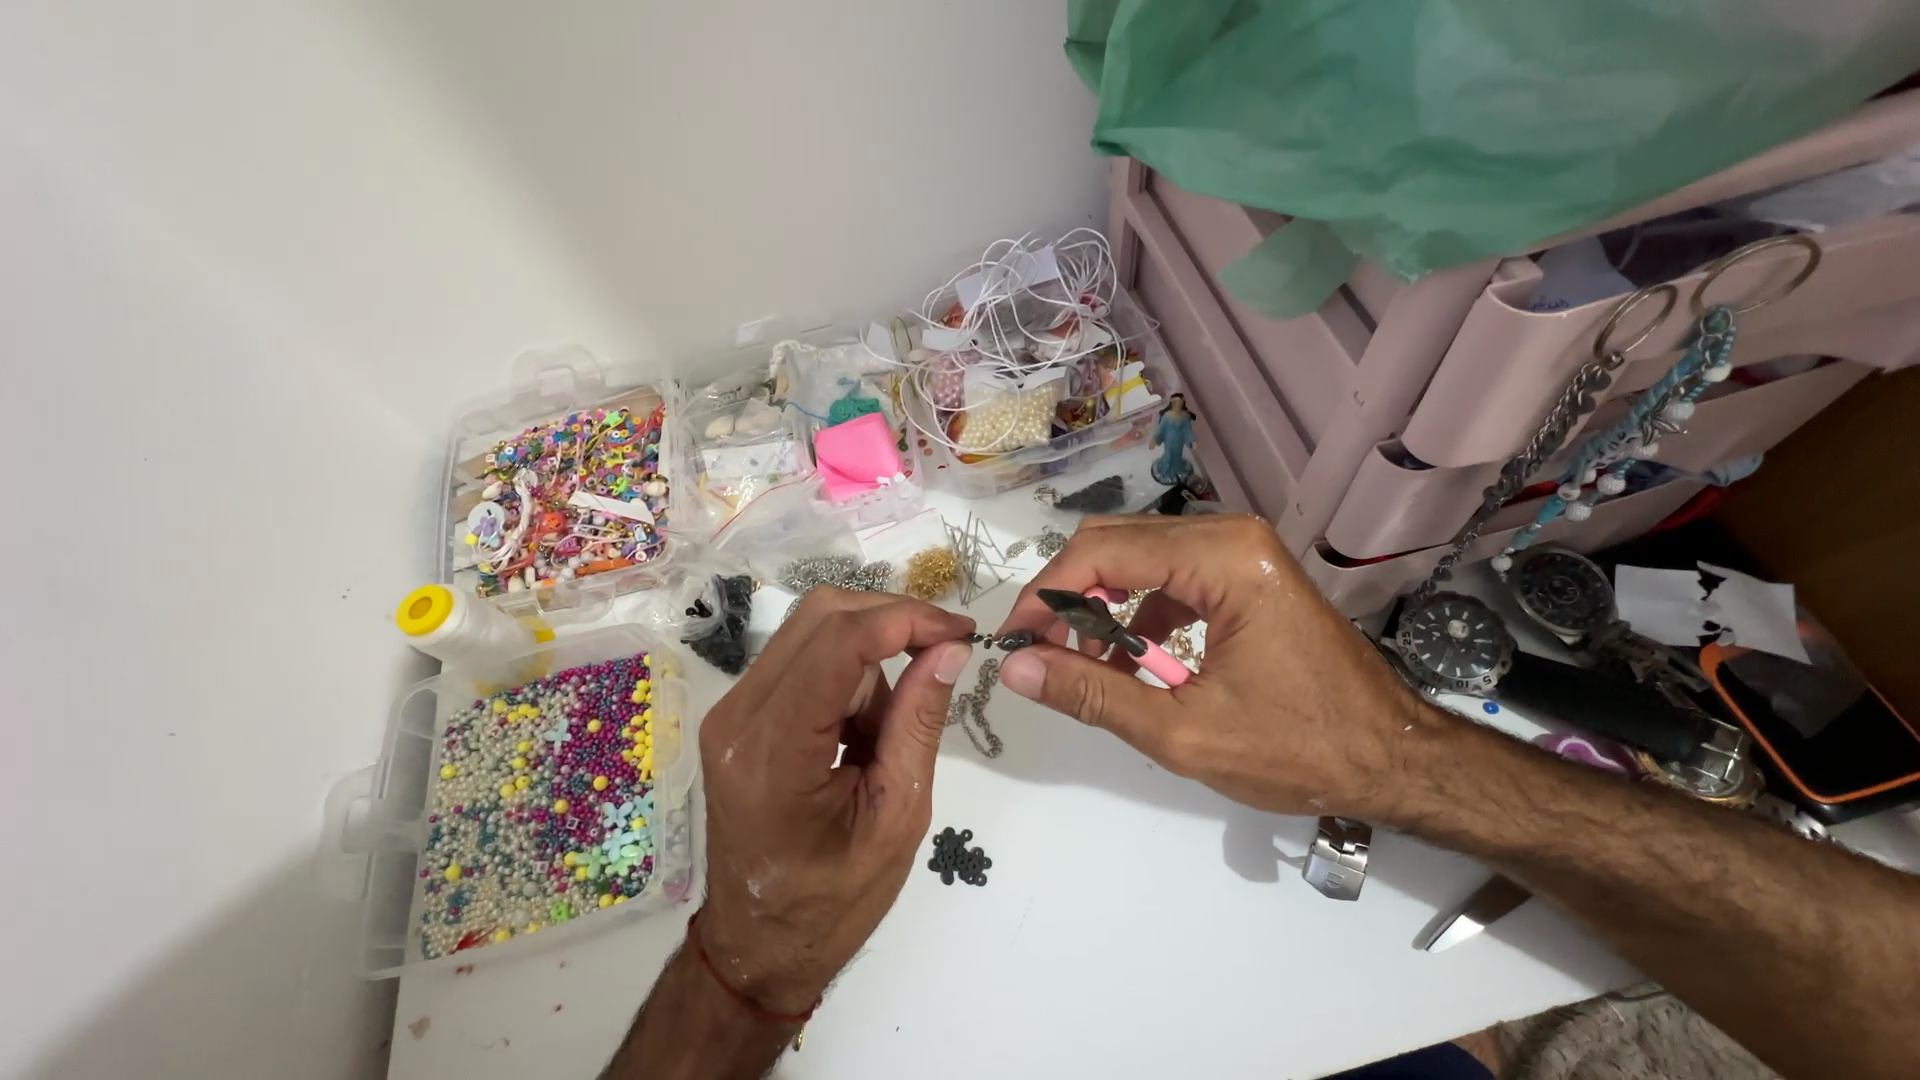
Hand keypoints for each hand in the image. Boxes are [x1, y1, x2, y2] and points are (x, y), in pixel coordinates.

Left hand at [695, 588, 973, 1013]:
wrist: (757, 946)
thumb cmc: (832, 902)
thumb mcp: (896, 816)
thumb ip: (919, 722)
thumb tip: (949, 647)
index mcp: (772, 752)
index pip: (839, 644)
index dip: (906, 620)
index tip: (960, 631)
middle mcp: (738, 716)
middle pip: (820, 615)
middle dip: (892, 619)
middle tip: (944, 650)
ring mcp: (731, 711)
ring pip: (812, 628)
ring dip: (871, 650)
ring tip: (891, 725)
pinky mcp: (739, 714)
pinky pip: (802, 656)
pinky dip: (848, 669)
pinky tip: (863, 726)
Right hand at [993, 515, 1441, 820]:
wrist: (1395, 760)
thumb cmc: (1299, 751)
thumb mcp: (1183, 731)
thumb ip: (1092, 694)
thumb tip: (1015, 670)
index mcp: (1222, 559)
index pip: (1102, 553)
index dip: (1046, 596)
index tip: (1013, 644)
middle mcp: (1229, 535)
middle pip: (1114, 542)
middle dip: (1067, 597)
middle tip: (1038, 654)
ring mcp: (1239, 551)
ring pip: (1135, 556)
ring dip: (1097, 606)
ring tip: (1081, 665)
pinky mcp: (1242, 574)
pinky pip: (1165, 576)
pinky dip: (1134, 614)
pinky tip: (1128, 662)